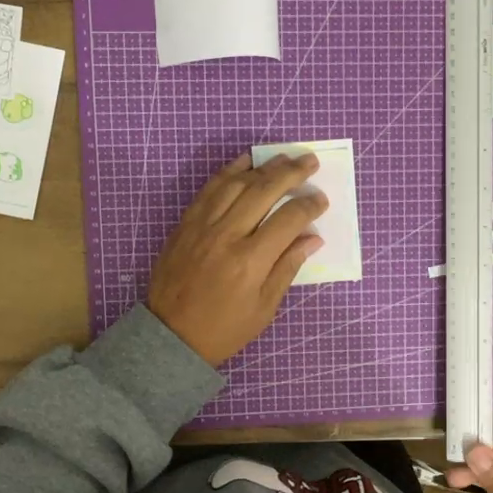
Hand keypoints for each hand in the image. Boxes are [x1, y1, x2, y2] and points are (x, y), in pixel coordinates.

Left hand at [146, 154, 327, 365]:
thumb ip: (288, 267)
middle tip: (310, 162)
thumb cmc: (224, 328)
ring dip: (263, 167)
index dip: (309, 206)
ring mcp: (203, 225)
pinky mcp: (186, 222)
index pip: (288, 219)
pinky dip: (230, 172)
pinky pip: (210, 188)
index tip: (321, 200)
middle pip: (264, 191)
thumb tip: (313, 237)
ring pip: (236, 183)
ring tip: (284, 159)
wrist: (170, 334)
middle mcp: (227, 235)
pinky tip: (246, 163)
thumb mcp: (264, 308)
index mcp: (250, 261)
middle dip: (291, 173)